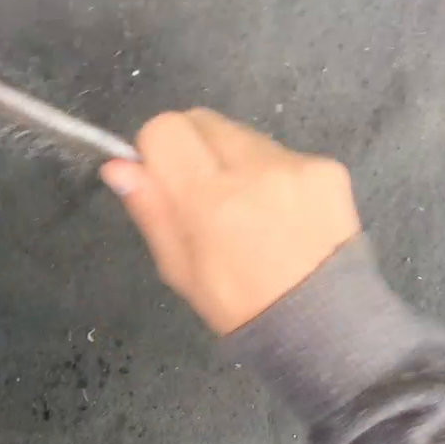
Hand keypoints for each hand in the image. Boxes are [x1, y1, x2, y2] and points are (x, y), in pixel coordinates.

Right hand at [100, 109, 361, 335]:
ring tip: (242, 208)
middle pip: (201, 120)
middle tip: (198, 194)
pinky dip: (267, 172)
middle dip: (189, 148)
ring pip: (240, 133)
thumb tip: (118, 167)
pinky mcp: (327, 166)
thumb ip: (151, 210)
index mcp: (210, 200)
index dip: (155, 151)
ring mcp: (296, 165)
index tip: (161, 180)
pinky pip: (278, 150)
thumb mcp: (178, 268)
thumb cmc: (236, 304)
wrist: (320, 323)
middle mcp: (254, 170)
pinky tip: (275, 211)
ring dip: (228, 159)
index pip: (165, 129)